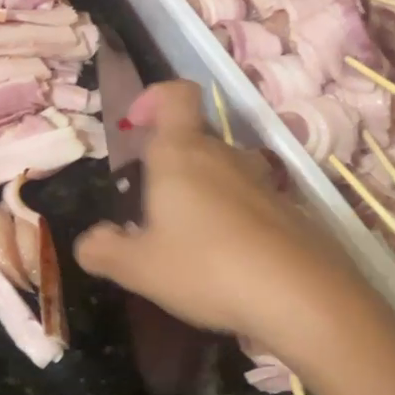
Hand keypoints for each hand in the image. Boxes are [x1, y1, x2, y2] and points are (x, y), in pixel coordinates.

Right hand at [74, 81, 384, 359]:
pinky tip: (223, 261)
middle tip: (147, 205)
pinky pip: (249, 202)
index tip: (135, 126)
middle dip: (168, 161)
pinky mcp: (289, 213)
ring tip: (184, 236)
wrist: (304, 299)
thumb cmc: (206, 267)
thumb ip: (104, 250)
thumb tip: (89, 241)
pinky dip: (230, 219)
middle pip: (195, 137)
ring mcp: (262, 183)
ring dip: (200, 192)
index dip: (153, 98)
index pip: (174, 95)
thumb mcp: (137, 267)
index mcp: (181, 154)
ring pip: (223, 171)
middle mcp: (224, 156)